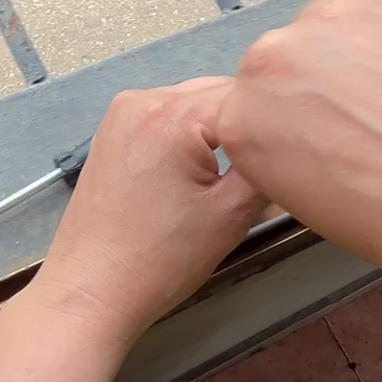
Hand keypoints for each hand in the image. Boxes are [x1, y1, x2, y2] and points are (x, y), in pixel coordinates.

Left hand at [28, 77, 267, 349]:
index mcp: (173, 114)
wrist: (90, 290)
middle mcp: (143, 99)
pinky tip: (199, 168)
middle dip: (245, 121)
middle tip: (267, 161)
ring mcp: (122, 113)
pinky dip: (188, 132)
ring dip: (218, 126)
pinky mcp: (112, 131)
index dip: (273, 121)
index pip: (245, 95)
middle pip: (217, 91)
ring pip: (192, 101)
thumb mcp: (231, 214)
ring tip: (235, 167)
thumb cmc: (159, 260)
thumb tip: (284, 144)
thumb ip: (264, 167)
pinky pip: (166, 116)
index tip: (290, 150)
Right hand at [218, 0, 381, 323]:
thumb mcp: (325, 211)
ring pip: (333, 31)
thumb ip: (290, 155)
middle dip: (318, 86)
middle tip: (370, 120)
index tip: (318, 138)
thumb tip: (305, 127)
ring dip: (358, 56)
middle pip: (284, 61)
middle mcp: (278, 59)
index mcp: (246, 123)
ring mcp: (340, 19)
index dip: (288, 127)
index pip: (245, 110)